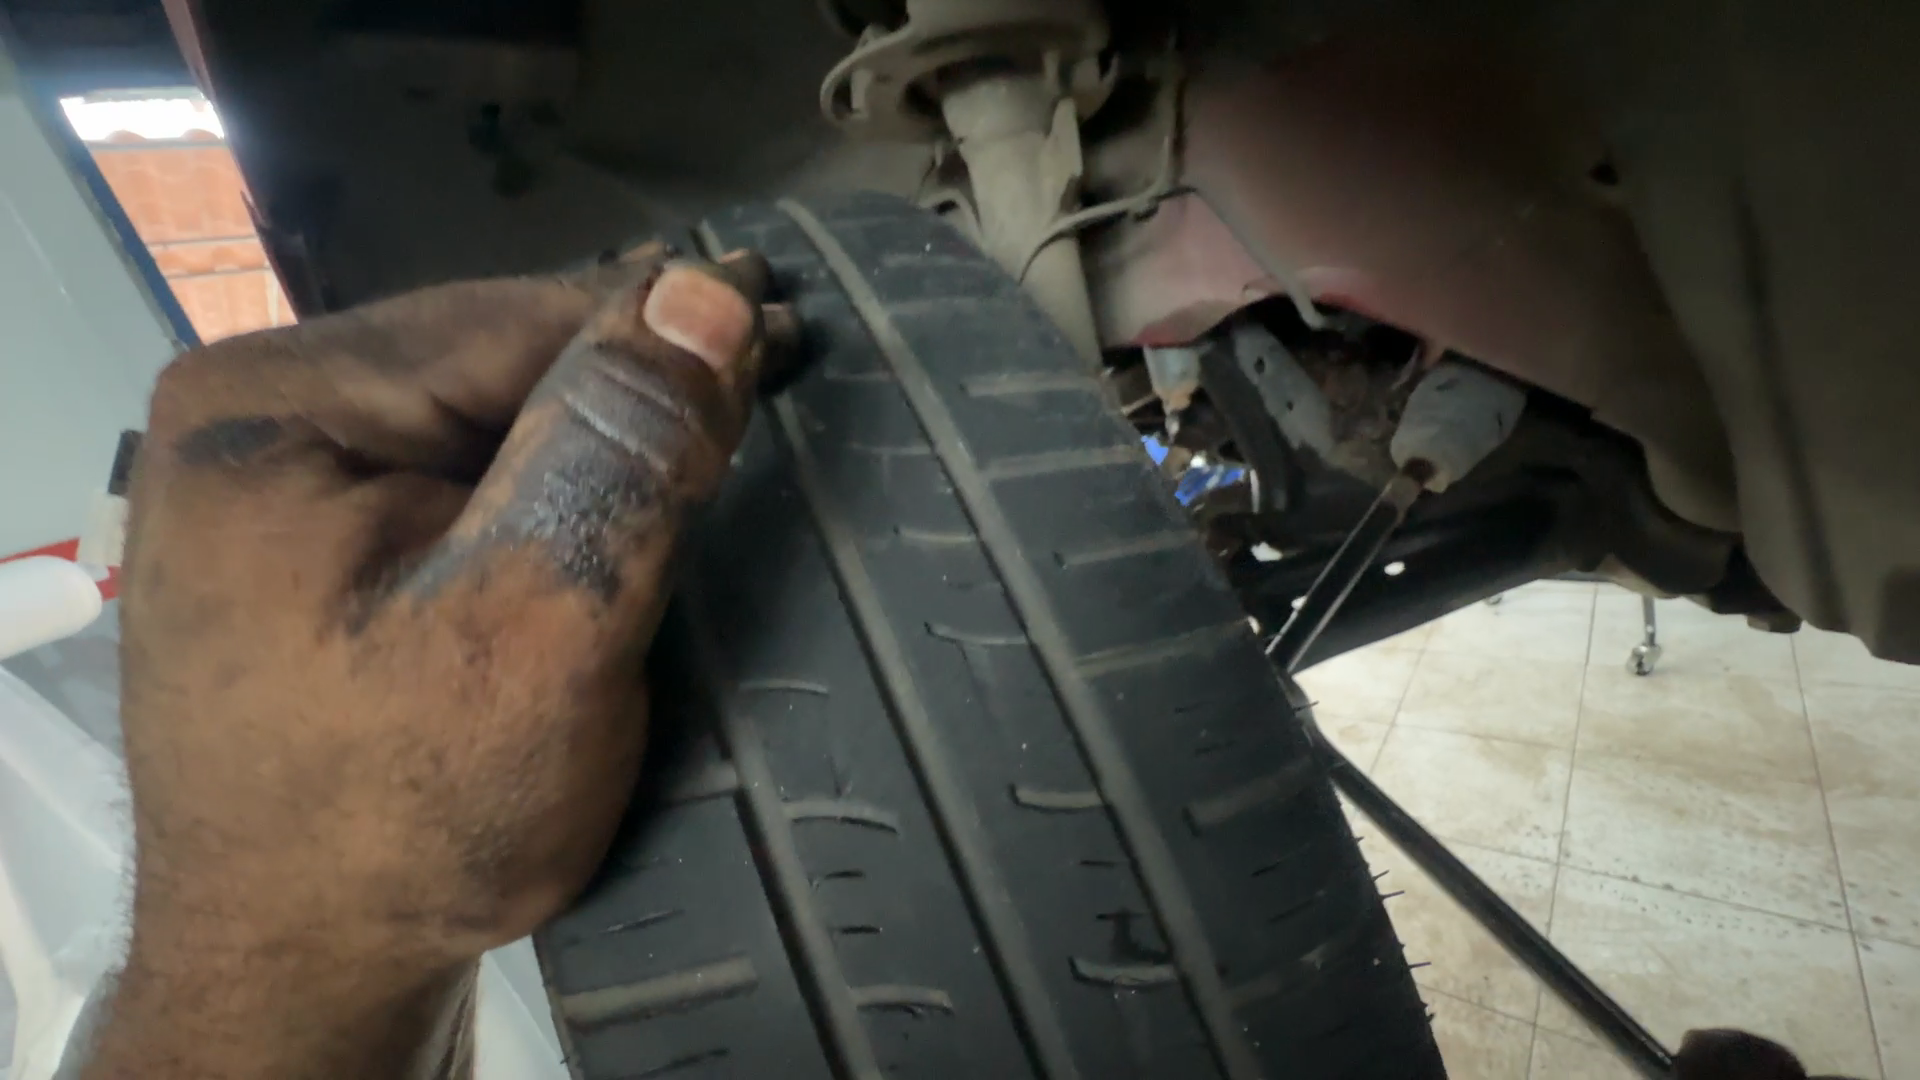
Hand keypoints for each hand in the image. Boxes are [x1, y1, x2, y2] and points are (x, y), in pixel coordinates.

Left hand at [85, 246, 788, 1079]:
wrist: (320, 956)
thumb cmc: (424, 804)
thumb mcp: (543, 622)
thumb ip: (624, 454)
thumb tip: (707, 295)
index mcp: (294, 405)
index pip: (534, 320)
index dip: (675, 325)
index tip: (786, 316)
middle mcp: (290, 417)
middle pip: (523, 356)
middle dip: (655, 366)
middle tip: (779, 345)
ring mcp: (320, 477)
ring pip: (523, 409)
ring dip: (634, 411)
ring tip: (731, 389)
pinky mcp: (363, 534)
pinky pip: (506, 464)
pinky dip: (596, 461)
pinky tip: (651, 458)